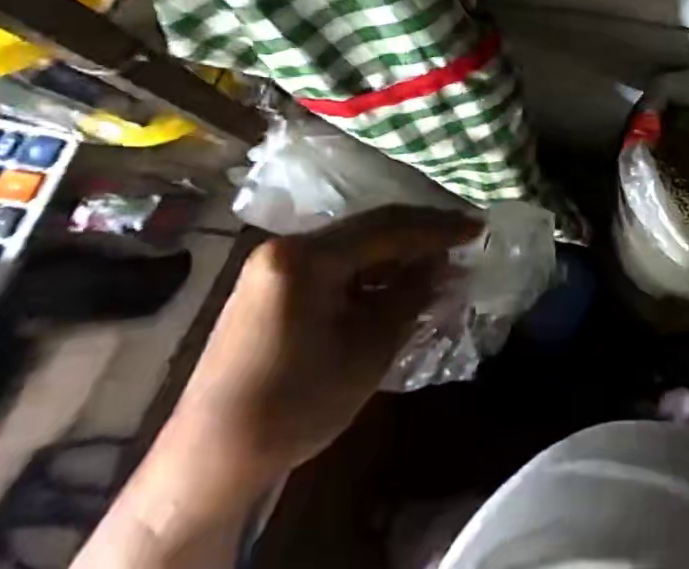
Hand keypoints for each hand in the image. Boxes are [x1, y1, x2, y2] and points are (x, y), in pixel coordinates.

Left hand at [164, 206, 479, 483]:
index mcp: (305, 255)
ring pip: (351, 246)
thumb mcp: (368, 347)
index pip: (387, 228)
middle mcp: (285, 247)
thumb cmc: (296, 401)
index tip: (477, 228)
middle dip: (419, 234)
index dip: (437, 228)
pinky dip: (368, 272)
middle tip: (464, 236)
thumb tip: (444, 264)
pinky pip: (332, 266)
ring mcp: (272, 267)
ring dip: (395, 254)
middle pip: (367, 229)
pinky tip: (396, 283)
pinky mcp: (269, 289)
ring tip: (438, 262)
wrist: (211, 460)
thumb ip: (409, 296)